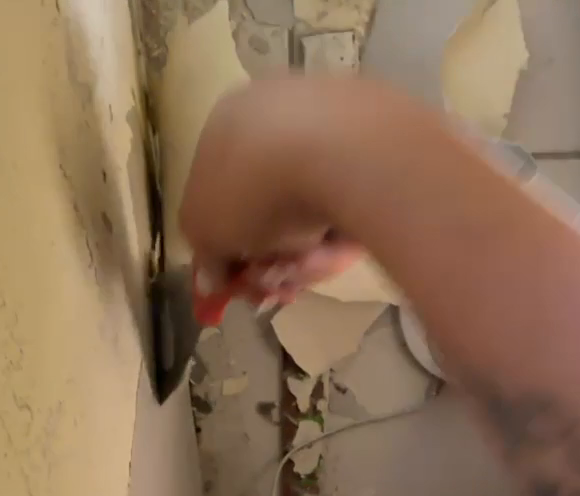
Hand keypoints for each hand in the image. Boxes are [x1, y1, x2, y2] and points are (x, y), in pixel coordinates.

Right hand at [179, 78, 398, 303]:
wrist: (340, 154)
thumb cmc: (253, 188)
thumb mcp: (205, 230)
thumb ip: (205, 255)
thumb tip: (210, 277)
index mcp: (227, 128)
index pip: (222, 200)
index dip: (228, 252)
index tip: (241, 286)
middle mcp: (276, 120)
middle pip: (268, 215)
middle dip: (271, 262)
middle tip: (278, 290)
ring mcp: (329, 132)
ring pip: (309, 219)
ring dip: (302, 259)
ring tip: (307, 265)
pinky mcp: (374, 154)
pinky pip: (347, 212)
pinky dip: (338, 239)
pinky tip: (336, 249)